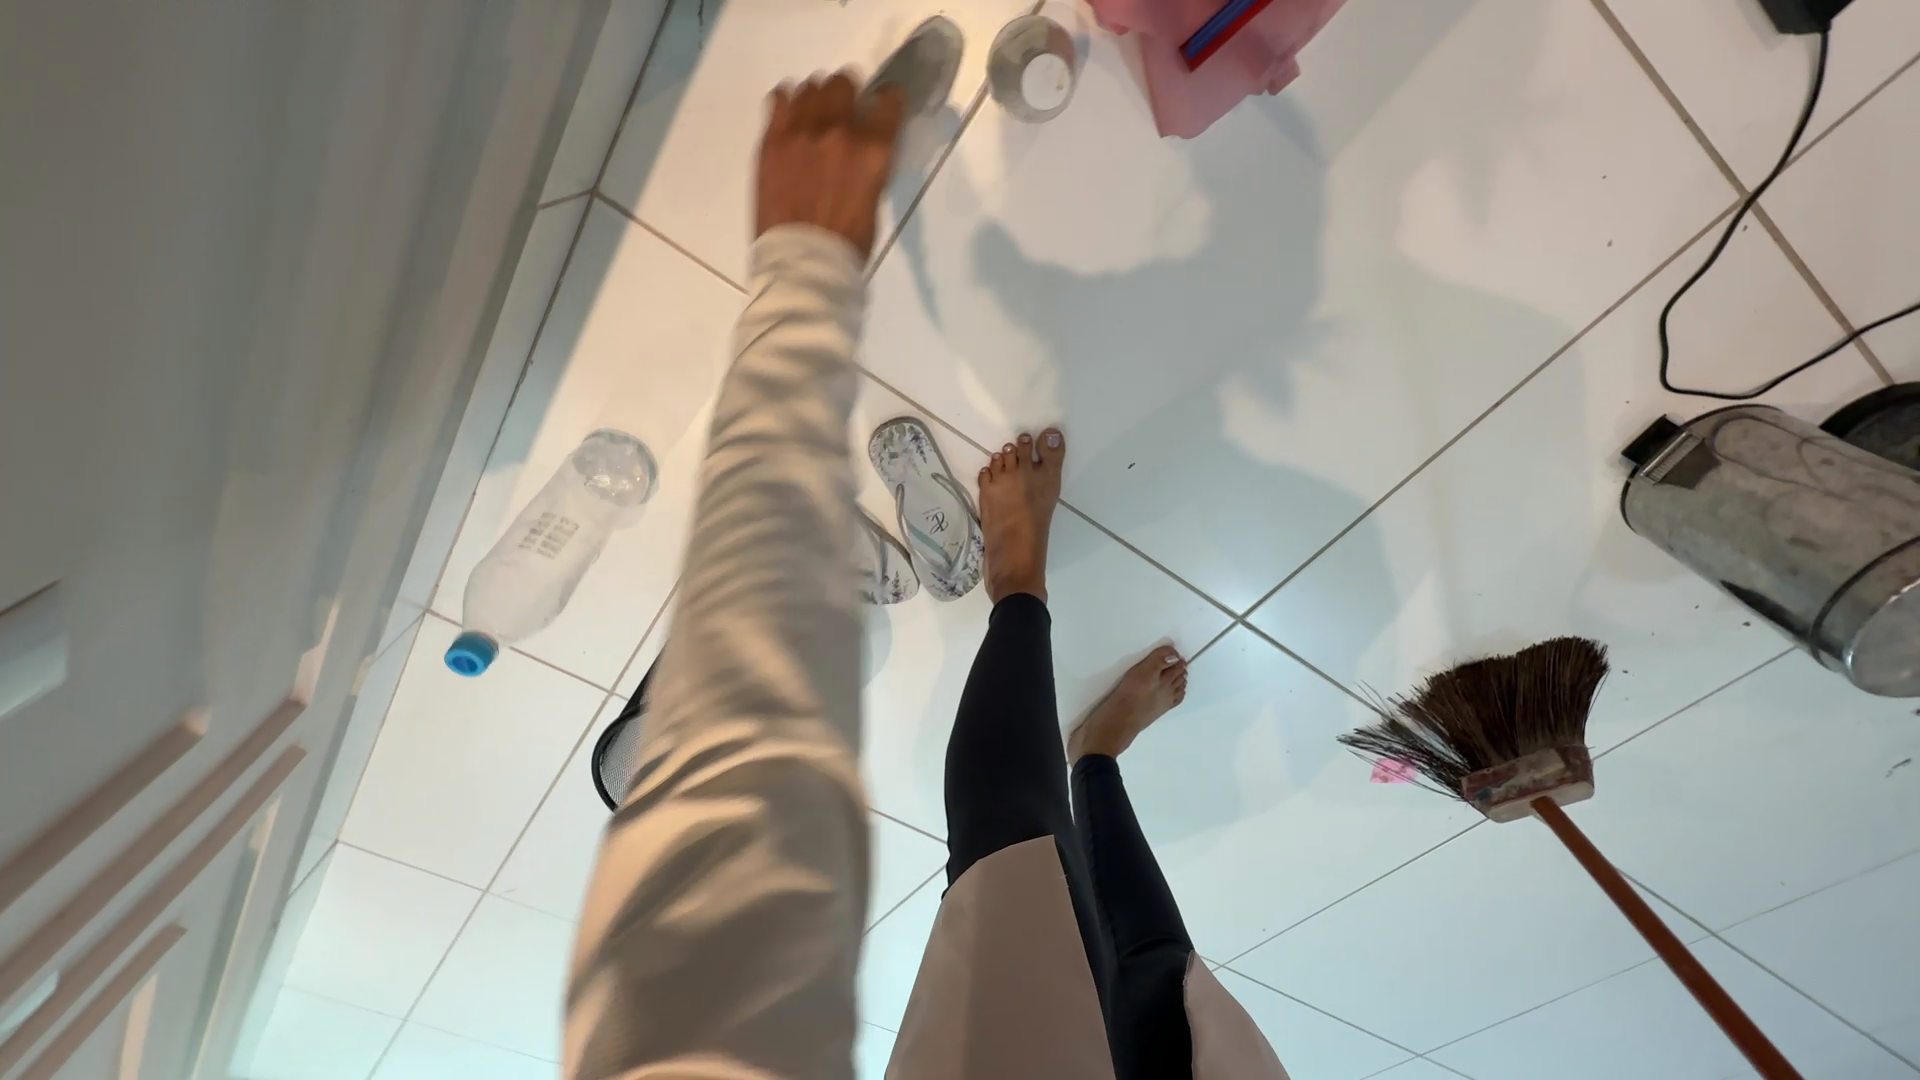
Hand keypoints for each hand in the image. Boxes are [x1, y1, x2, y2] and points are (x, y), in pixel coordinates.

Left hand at [754, 71, 904, 259]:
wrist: (802, 264)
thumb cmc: (845, 246)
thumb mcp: (873, 203)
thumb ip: (869, 169)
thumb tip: (861, 153)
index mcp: (872, 152)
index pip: (888, 101)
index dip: (886, 102)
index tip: (881, 108)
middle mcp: (839, 131)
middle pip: (843, 82)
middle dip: (847, 94)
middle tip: (842, 113)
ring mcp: (801, 132)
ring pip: (810, 86)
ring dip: (816, 99)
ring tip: (813, 120)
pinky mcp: (772, 139)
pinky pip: (779, 98)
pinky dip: (788, 104)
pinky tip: (790, 123)